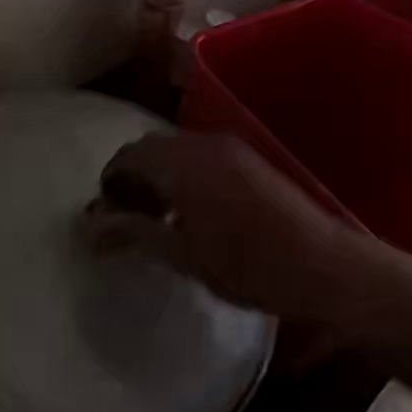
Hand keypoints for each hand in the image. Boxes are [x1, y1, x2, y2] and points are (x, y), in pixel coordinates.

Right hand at [92, 133, 397, 324]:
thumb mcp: (184, 256)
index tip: (105, 216)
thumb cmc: (249, 267)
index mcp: (185, 164)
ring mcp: (232, 148)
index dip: (111, 182)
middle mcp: (206, 144)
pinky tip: (191, 212)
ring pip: (178, 150)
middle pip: (152, 148)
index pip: (129, 155)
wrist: (322, 264)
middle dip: (133, 177)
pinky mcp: (250, 159)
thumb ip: (135, 232)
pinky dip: (185, 174)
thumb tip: (89, 227)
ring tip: (157, 218)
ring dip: (160, 174)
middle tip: (128, 218)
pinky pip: (203, 155)